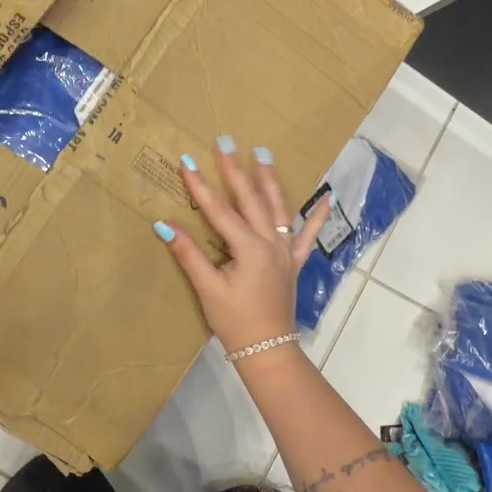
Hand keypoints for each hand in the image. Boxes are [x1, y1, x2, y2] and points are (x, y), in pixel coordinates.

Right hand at [154, 137, 329, 354]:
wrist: (268, 349)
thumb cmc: (234, 321)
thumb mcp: (208, 288)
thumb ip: (189, 254)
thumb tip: (163, 225)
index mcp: (247, 248)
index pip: (220, 210)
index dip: (201, 186)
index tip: (188, 161)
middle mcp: (269, 243)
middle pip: (250, 199)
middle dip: (236, 169)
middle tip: (226, 141)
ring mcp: (284, 251)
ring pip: (278, 208)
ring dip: (270, 180)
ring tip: (263, 154)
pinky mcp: (293, 262)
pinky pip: (305, 234)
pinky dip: (316, 215)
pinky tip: (327, 196)